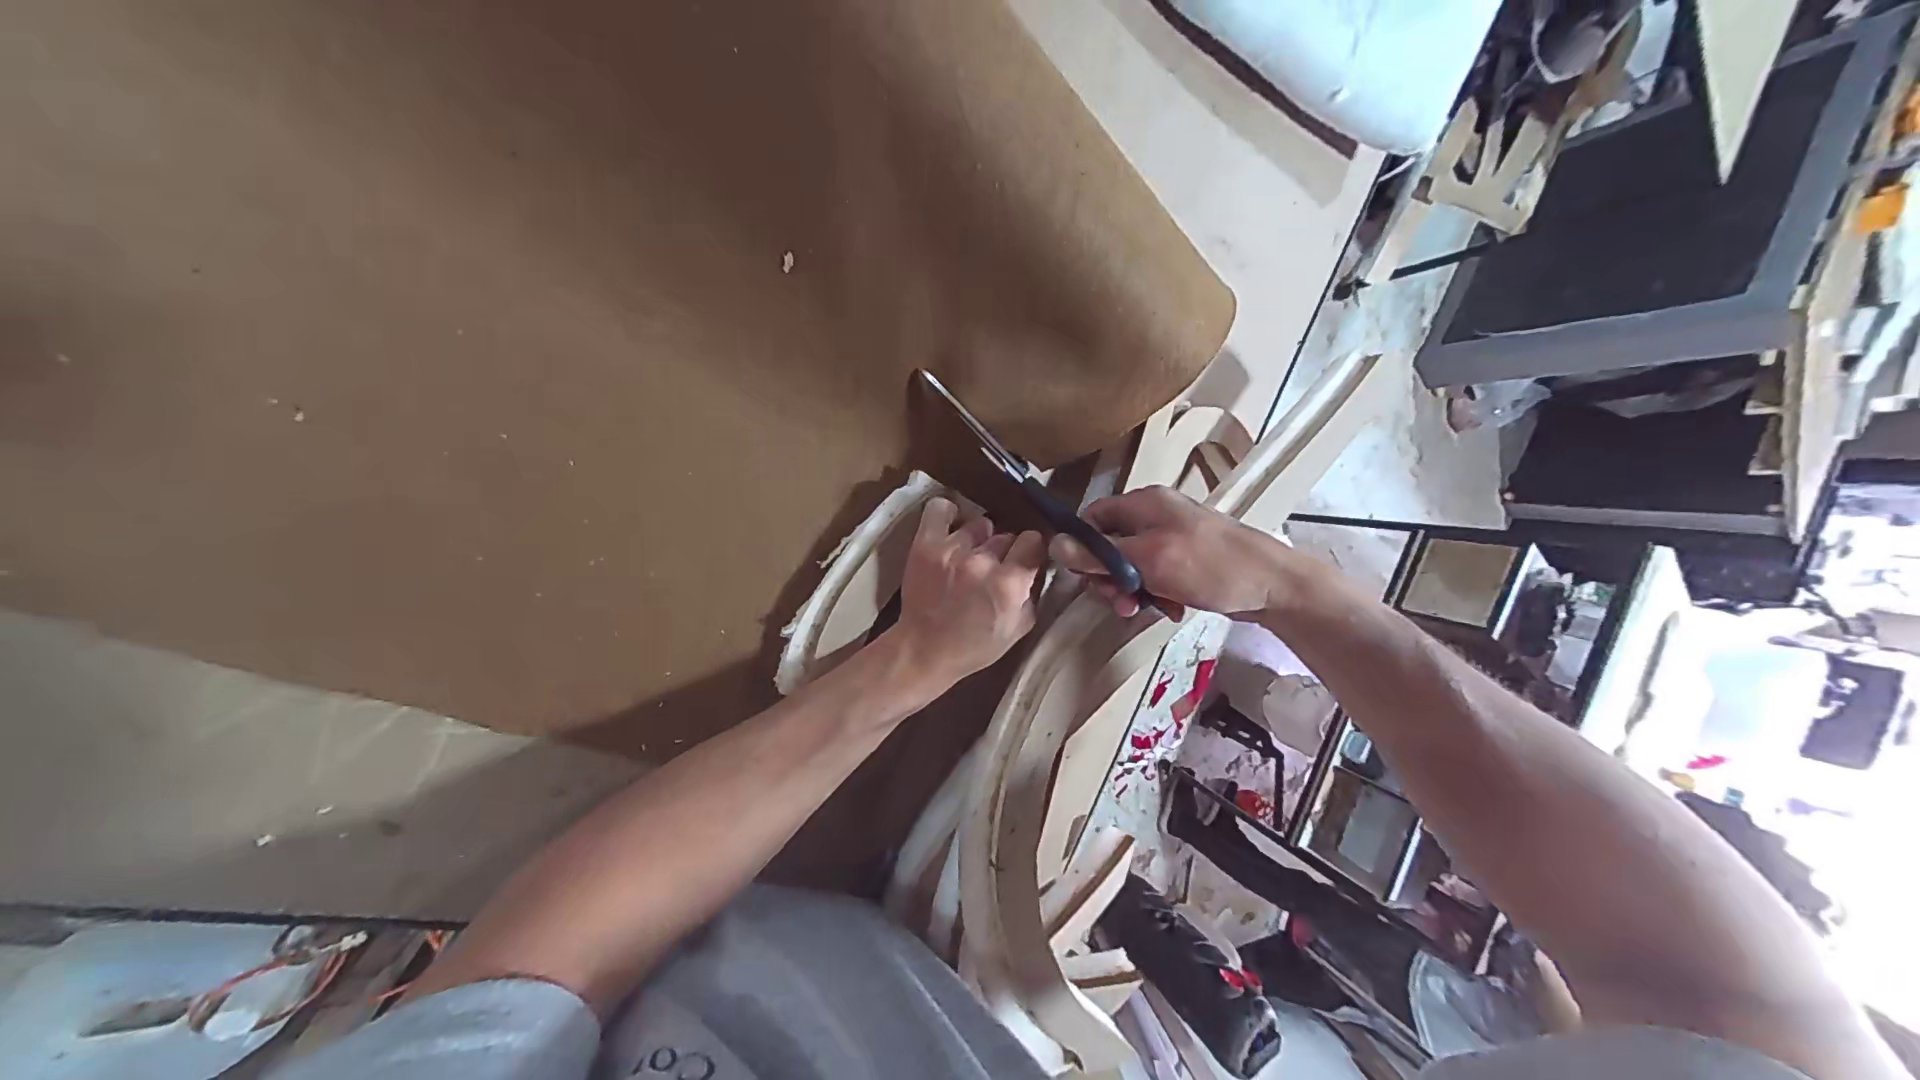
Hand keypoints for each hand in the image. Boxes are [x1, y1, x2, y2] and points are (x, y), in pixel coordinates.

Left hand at [883, 497, 1044, 692]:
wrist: (924, 650)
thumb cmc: (975, 645)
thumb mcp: (1019, 627)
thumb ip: (1033, 591)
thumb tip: (1039, 563)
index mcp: (1008, 584)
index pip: (1033, 541)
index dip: (1031, 550)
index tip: (1025, 559)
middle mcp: (982, 562)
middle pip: (1006, 535)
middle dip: (1005, 551)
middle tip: (994, 568)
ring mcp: (951, 550)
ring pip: (979, 525)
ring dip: (979, 540)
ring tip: (970, 556)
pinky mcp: (925, 545)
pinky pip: (940, 509)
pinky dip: (948, 515)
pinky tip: (952, 529)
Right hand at [1049, 486, 1295, 617]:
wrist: (1273, 586)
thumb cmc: (1210, 566)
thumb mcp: (1147, 560)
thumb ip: (1100, 555)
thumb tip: (1055, 544)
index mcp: (1144, 503)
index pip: (1093, 517)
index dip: (1082, 547)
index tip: (1086, 575)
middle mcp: (1155, 515)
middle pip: (1109, 544)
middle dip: (1109, 576)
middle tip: (1118, 600)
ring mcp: (1172, 537)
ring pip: (1130, 564)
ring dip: (1131, 590)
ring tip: (1143, 608)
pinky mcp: (1186, 560)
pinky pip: (1154, 575)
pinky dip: (1155, 593)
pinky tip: (1169, 608)